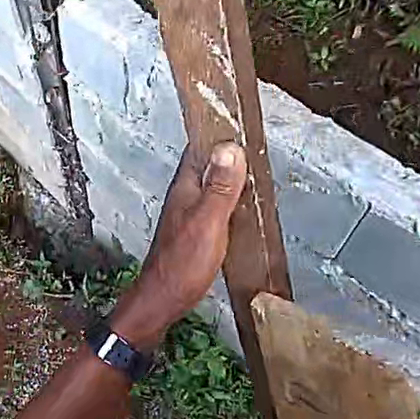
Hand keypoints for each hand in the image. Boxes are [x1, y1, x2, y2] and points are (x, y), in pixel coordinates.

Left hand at [107, 141, 247, 351]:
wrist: (164, 300)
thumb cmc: (183, 264)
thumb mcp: (208, 222)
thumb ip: (220, 187)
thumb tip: (230, 148)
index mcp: (185, 187)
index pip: (200, 147)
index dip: (218, 132)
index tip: (240, 118)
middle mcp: (185, 195)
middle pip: (207, 164)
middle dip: (228, 152)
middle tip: (255, 142)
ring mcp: (189, 213)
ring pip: (212, 184)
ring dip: (231, 176)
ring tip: (255, 168)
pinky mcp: (196, 230)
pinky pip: (215, 204)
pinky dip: (230, 199)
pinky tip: (243, 205)